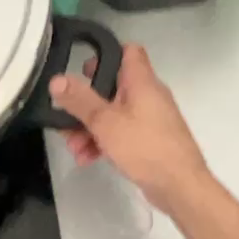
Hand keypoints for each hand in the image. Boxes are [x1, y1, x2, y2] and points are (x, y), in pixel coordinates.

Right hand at [47, 45, 212, 210]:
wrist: (180, 186)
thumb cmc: (145, 147)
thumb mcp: (106, 122)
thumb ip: (80, 100)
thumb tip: (57, 79)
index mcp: (142, 82)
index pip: (128, 51)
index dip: (105, 54)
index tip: (81, 69)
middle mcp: (148, 96)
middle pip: (112, 87)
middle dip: (86, 103)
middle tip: (66, 115)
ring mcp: (150, 119)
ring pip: (113, 114)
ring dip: (90, 128)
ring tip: (74, 148)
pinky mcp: (149, 141)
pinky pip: (121, 134)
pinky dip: (104, 142)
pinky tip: (88, 158)